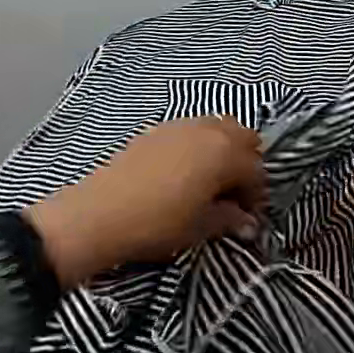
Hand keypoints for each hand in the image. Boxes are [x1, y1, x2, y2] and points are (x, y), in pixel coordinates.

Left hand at [24, 116, 267, 285]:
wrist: (96, 215)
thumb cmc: (156, 223)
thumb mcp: (200, 227)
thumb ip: (230, 219)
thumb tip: (249, 223)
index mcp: (227, 152)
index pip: (257, 170)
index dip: (256, 195)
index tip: (248, 217)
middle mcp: (211, 130)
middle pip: (245, 138)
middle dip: (246, 163)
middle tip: (234, 194)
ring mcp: (183, 125)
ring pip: (220, 128)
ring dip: (225, 149)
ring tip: (211, 180)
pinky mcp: (159, 129)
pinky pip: (194, 129)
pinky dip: (200, 145)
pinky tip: (185, 171)